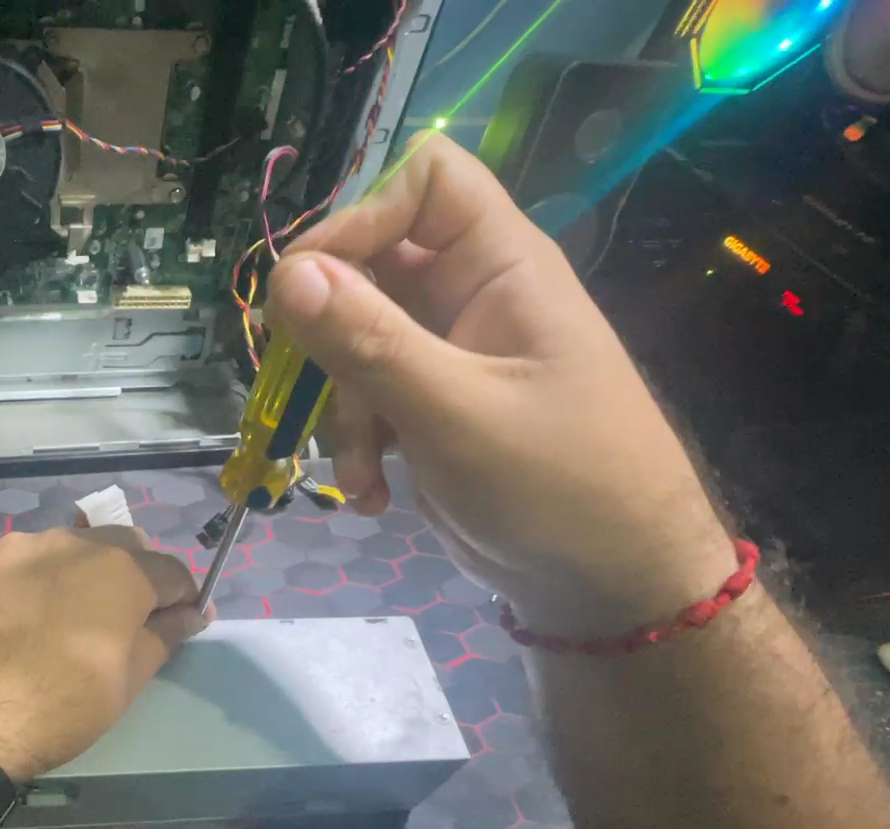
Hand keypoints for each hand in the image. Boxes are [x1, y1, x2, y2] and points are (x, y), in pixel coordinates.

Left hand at [0, 526, 207, 781]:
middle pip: (117, 546)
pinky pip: (8, 562)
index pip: (170, 570)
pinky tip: (5, 617)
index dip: (181, 597)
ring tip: (53, 616)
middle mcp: (69, 541)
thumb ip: (164, 636)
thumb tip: (191, 613)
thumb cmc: (59, 706)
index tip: (177, 621)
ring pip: (59, 548)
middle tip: (116, 618)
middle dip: (129, 574)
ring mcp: (12, 545)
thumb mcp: (127, 682)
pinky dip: (19, 582)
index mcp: (120, 570)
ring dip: (70, 573)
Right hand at [267, 132, 737, 637]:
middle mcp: (469, 298)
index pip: (423, 183)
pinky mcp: (427, 409)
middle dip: (332, 344)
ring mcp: (445, 357)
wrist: (604, 583)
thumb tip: (285, 274)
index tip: (304, 286)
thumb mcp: (453, 413)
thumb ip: (368, 342)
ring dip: (344, 416)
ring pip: (352, 348)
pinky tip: (374, 495)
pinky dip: (358, 447)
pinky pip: (365, 402)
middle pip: (367, 274)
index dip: (359, 217)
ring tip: (364, 474)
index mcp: (500, 267)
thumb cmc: (556, 486)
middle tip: (312, 392)